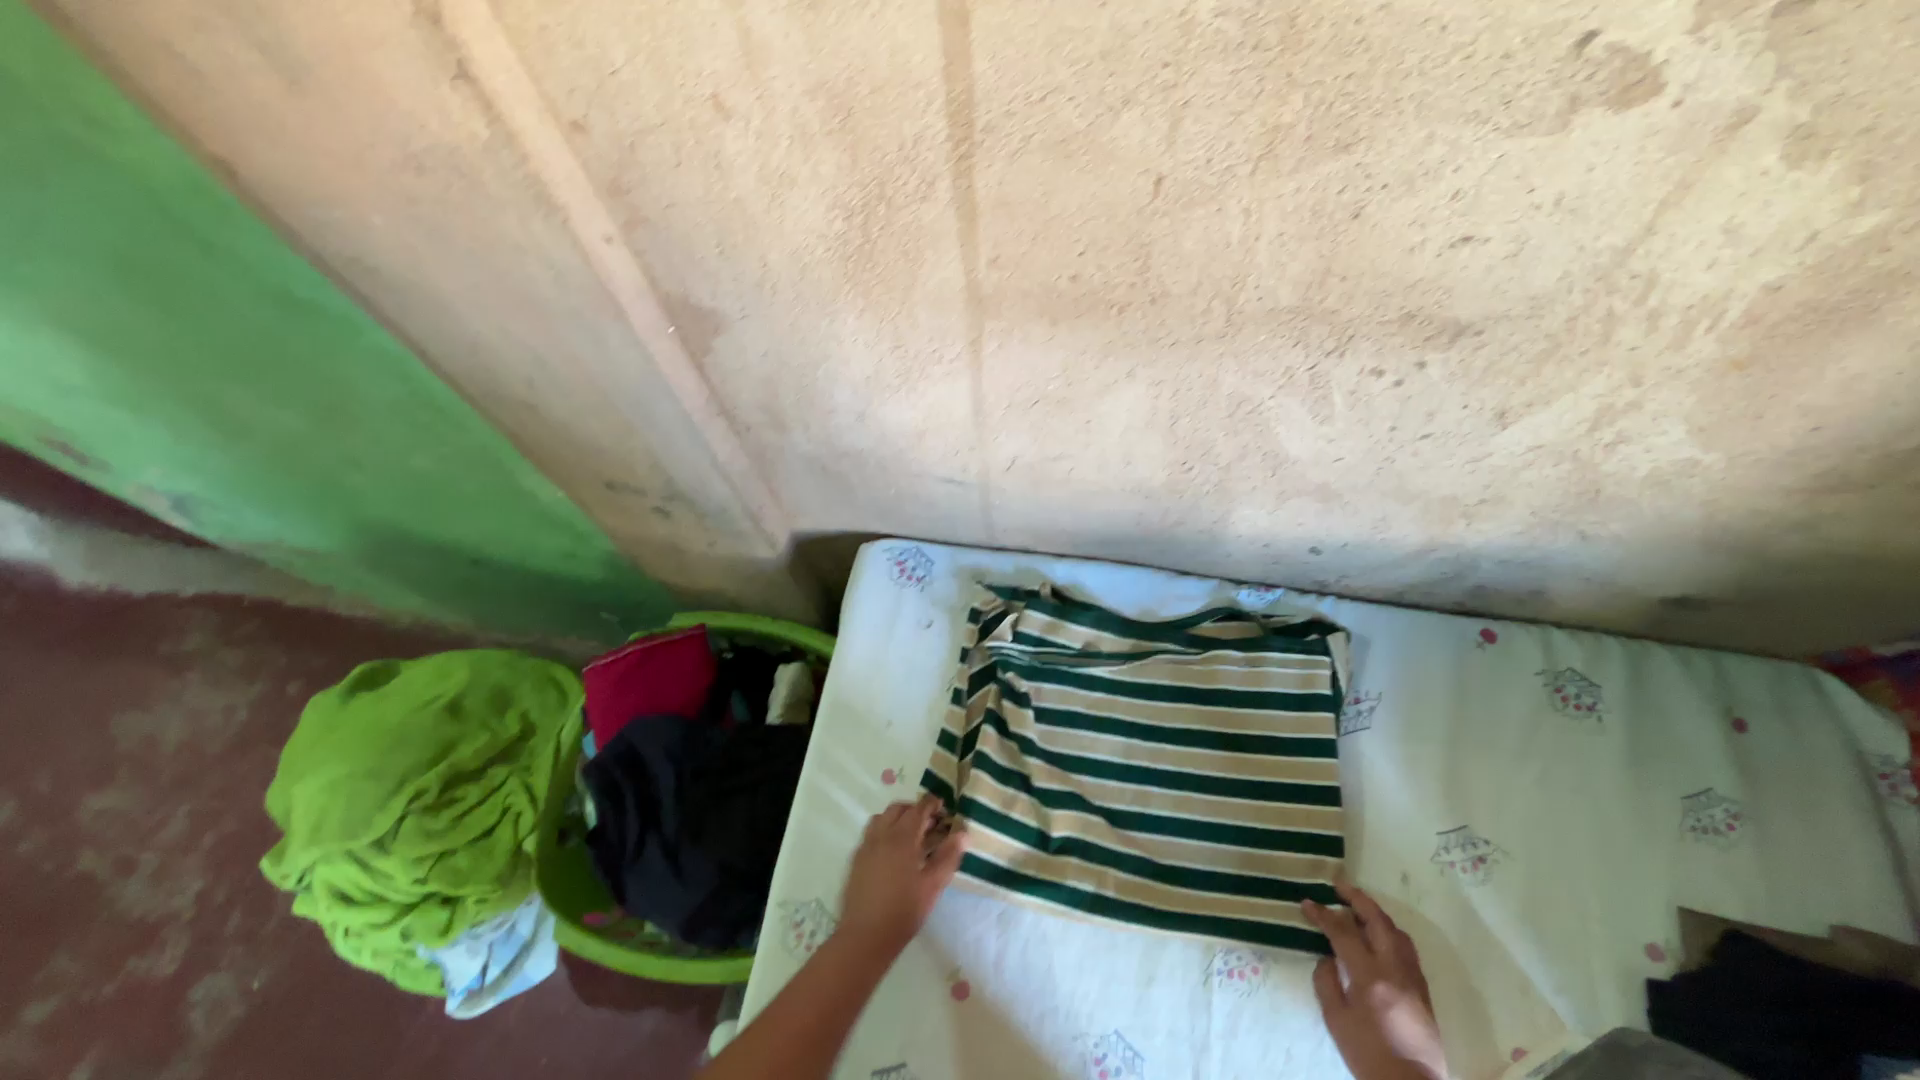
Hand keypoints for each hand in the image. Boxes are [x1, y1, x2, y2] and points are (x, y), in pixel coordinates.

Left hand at [837, 795, 965, 960]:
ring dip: (897, 819)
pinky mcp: (856, 860)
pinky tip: (893, 852)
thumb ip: (948, 857)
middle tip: (930, 822)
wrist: (865, 936)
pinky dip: (884, 831)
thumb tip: (963, 834)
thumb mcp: (932, 885)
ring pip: (881, 819)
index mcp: (901, 838)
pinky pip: (871, 834)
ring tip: (912, 835)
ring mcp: (865, 847)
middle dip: (914, 809)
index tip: (943, 806)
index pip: (917, 809)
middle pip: (897, 809)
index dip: (931, 804)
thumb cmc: (904, 911)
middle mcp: (880, 836)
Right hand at [1305, 882, 1448, 1079]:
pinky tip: (1377, 936)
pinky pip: (1406, 948)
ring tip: (1356, 908)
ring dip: (1375, 913)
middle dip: (1356, 898)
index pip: (1343, 932)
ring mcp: (1413, 978)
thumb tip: (1327, 957)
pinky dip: (1389, 932)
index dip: (1323, 914)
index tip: (1307, 903)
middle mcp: (1395, 970)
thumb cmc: (1367, 1055)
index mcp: (1370, 977)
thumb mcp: (1336, 1020)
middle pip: (1377, 921)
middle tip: (1337, 886)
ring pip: (1396, 931)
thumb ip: (1327, 982)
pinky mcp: (1423, 989)